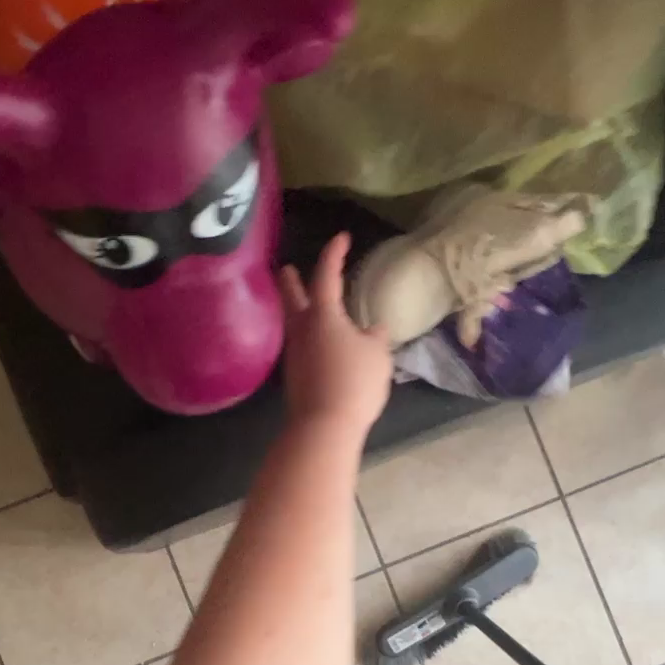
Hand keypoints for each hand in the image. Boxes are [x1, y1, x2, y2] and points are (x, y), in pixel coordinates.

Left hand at [279, 232, 392, 433]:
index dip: (334, 254)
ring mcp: (293, 353)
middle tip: (286, 268)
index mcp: (323, 315)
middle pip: (292, 296)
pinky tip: (313, 342)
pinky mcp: (293, 375)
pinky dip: (304, 335)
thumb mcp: (378, 356)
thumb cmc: (354, 383)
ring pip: (291, 322)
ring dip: (295, 309)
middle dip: (290, 280)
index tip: (341, 239)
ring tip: (302, 305)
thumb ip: (375, 337)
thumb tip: (373, 328)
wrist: (323, 425)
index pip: (327, 275)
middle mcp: (302, 329)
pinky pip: (298, 345)